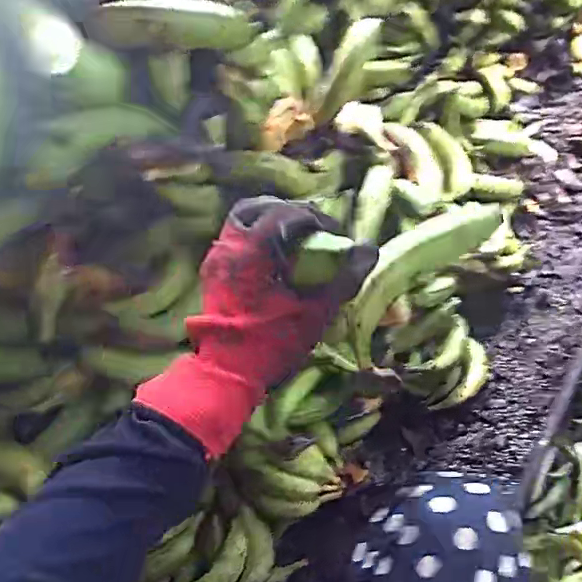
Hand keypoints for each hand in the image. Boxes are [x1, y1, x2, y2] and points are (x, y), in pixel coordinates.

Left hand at [134, 198, 373, 457]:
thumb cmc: (272, 343)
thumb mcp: (316, 312)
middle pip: (258, 207)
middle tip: (313, 228)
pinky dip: (257, 241)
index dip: (317, 218)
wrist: (226, 374)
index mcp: (254, 250)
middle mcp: (230, 246)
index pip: (288, 213)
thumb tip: (369, 249)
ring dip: (270, 224)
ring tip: (294, 242)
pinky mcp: (212, 275)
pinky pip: (235, 242)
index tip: (336, 234)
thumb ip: (344, 278)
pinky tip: (275, 263)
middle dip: (288, 212)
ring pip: (242, 222)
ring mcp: (216, 260)